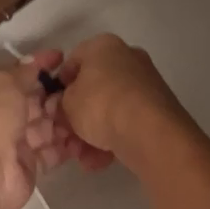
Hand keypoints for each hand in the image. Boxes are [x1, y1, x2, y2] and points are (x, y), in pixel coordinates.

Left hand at [0, 49, 72, 208]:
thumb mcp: (6, 81)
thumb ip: (24, 71)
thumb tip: (32, 61)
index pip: (18, 73)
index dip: (39, 64)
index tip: (62, 56)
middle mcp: (0, 115)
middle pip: (35, 101)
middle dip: (57, 93)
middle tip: (83, 85)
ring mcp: (15, 142)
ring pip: (46, 125)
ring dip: (65, 117)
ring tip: (88, 108)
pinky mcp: (29, 165)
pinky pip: (52, 150)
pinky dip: (68, 143)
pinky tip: (87, 134)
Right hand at [55, 34, 190, 168]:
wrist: (148, 130)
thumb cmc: (101, 104)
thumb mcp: (67, 103)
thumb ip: (61, 102)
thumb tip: (63, 106)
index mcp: (104, 46)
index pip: (74, 60)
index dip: (60, 84)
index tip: (53, 107)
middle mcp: (127, 58)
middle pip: (93, 88)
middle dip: (77, 116)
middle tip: (65, 138)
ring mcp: (144, 84)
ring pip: (109, 109)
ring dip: (92, 133)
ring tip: (81, 157)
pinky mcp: (156, 109)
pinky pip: (126, 122)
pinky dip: (112, 140)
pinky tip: (98, 162)